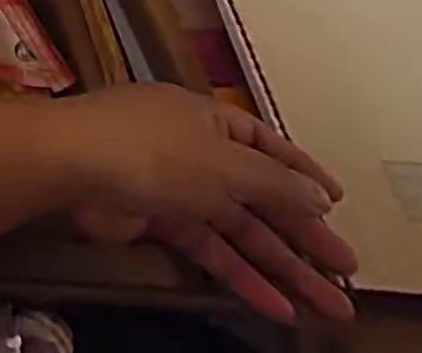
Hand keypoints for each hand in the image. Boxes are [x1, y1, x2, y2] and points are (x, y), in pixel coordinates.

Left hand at [48, 84, 358, 323]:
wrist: (72, 161)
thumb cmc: (153, 149)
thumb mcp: (225, 161)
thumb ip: (274, 182)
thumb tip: (318, 194)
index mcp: (198, 115)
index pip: (257, 138)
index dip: (297, 167)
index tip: (337, 200)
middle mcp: (183, 144)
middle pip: (249, 187)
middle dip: (298, 227)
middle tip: (348, 267)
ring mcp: (164, 179)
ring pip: (231, 222)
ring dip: (279, 261)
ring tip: (334, 305)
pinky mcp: (147, 213)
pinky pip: (201, 243)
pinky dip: (237, 272)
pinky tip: (278, 306)